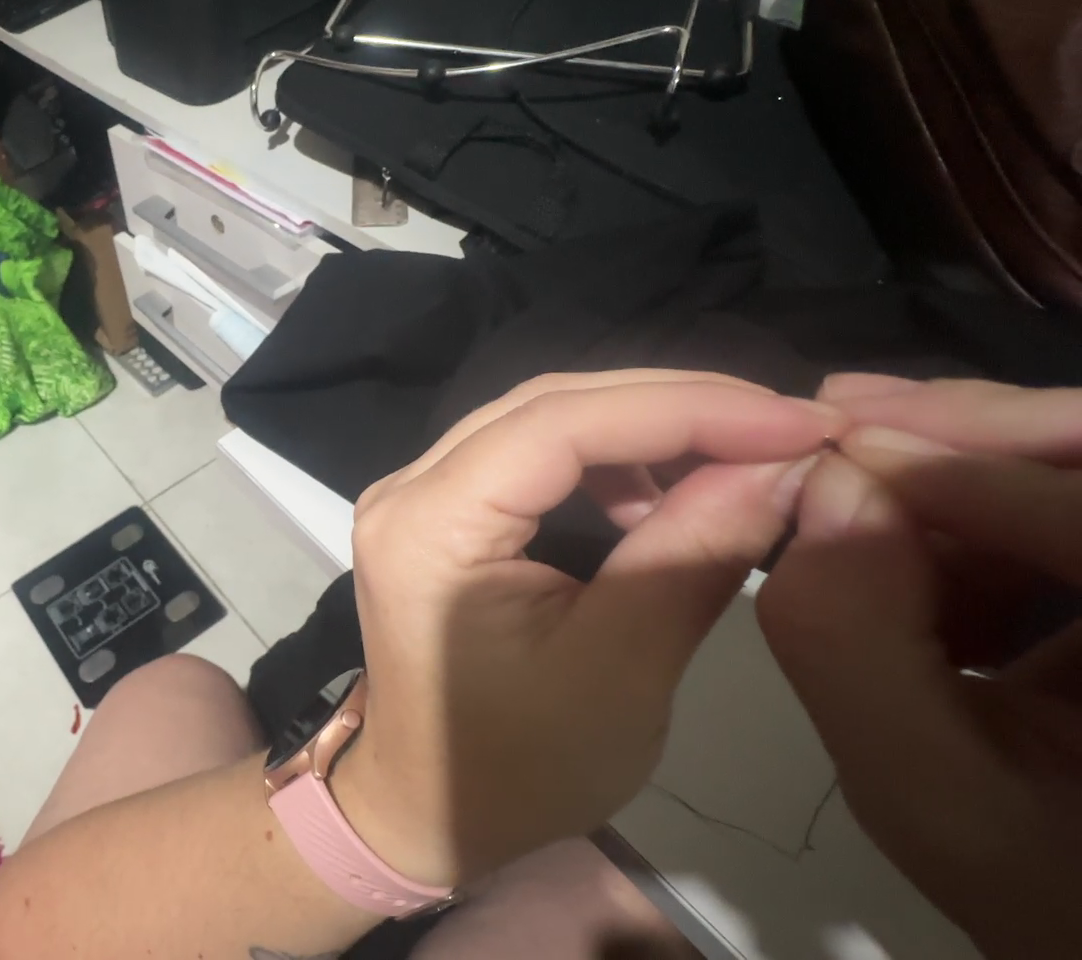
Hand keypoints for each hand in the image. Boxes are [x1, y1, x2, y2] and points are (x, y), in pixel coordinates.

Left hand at [338, 370, 842, 887]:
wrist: (430, 801)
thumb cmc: (517, 759)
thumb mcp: (620, 666)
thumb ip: (693, 554)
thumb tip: (783, 463)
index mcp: (427, 525)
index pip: (556, 424)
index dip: (684, 407)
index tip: (802, 419)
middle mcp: (404, 490)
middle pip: (540, 408)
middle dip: (668, 405)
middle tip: (784, 426)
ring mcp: (411, 497)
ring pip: (531, 423)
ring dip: (635, 430)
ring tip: (729, 464)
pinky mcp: (433, 514)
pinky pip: (518, 458)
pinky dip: (595, 462)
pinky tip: (649, 498)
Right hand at [757, 376, 1081, 958]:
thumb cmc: (1035, 890)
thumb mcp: (920, 787)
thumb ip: (848, 641)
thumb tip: (823, 491)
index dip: (982, 477)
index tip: (838, 448)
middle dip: (984, 432)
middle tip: (846, 411)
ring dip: (970, 463)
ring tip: (854, 461)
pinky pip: (1074, 519)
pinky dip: (985, 508)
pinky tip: (910, 530)